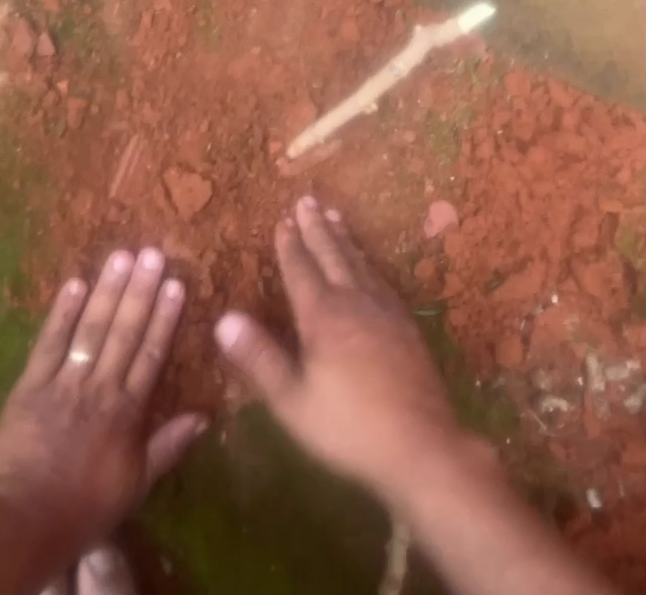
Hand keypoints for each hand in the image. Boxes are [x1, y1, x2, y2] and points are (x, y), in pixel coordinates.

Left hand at [0, 249, 206, 550]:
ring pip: (91, 329)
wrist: (23, 521)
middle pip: (124, 332)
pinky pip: (48, 343)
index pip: (151, 354)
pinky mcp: (30, 385)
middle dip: (140, 290)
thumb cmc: (84, 505)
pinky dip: (61, 313)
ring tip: (121, 256)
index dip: (165, 317)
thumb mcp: (137, 484)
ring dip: (107, 291)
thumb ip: (169, 446)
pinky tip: (74, 284)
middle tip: (152, 253)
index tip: (176, 284)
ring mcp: (63, 382)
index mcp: (127, 411)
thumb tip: (205, 415)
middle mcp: (100, 387)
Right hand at [213, 197, 467, 496]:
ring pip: (360, 264)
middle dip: (317, 229)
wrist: (422, 446)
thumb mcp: (293, 400)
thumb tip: (224, 318)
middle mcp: (355, 304)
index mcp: (324, 317)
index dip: (290, 245)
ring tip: (334, 216)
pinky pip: (381, 280)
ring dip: (344, 239)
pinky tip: (369, 266)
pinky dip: (368, 263)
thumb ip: (259, 358)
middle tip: (308, 200)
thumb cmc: (348, 427)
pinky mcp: (406, 327)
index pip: (302, 271)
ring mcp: (385, 313)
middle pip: (333, 257)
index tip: (282, 219)